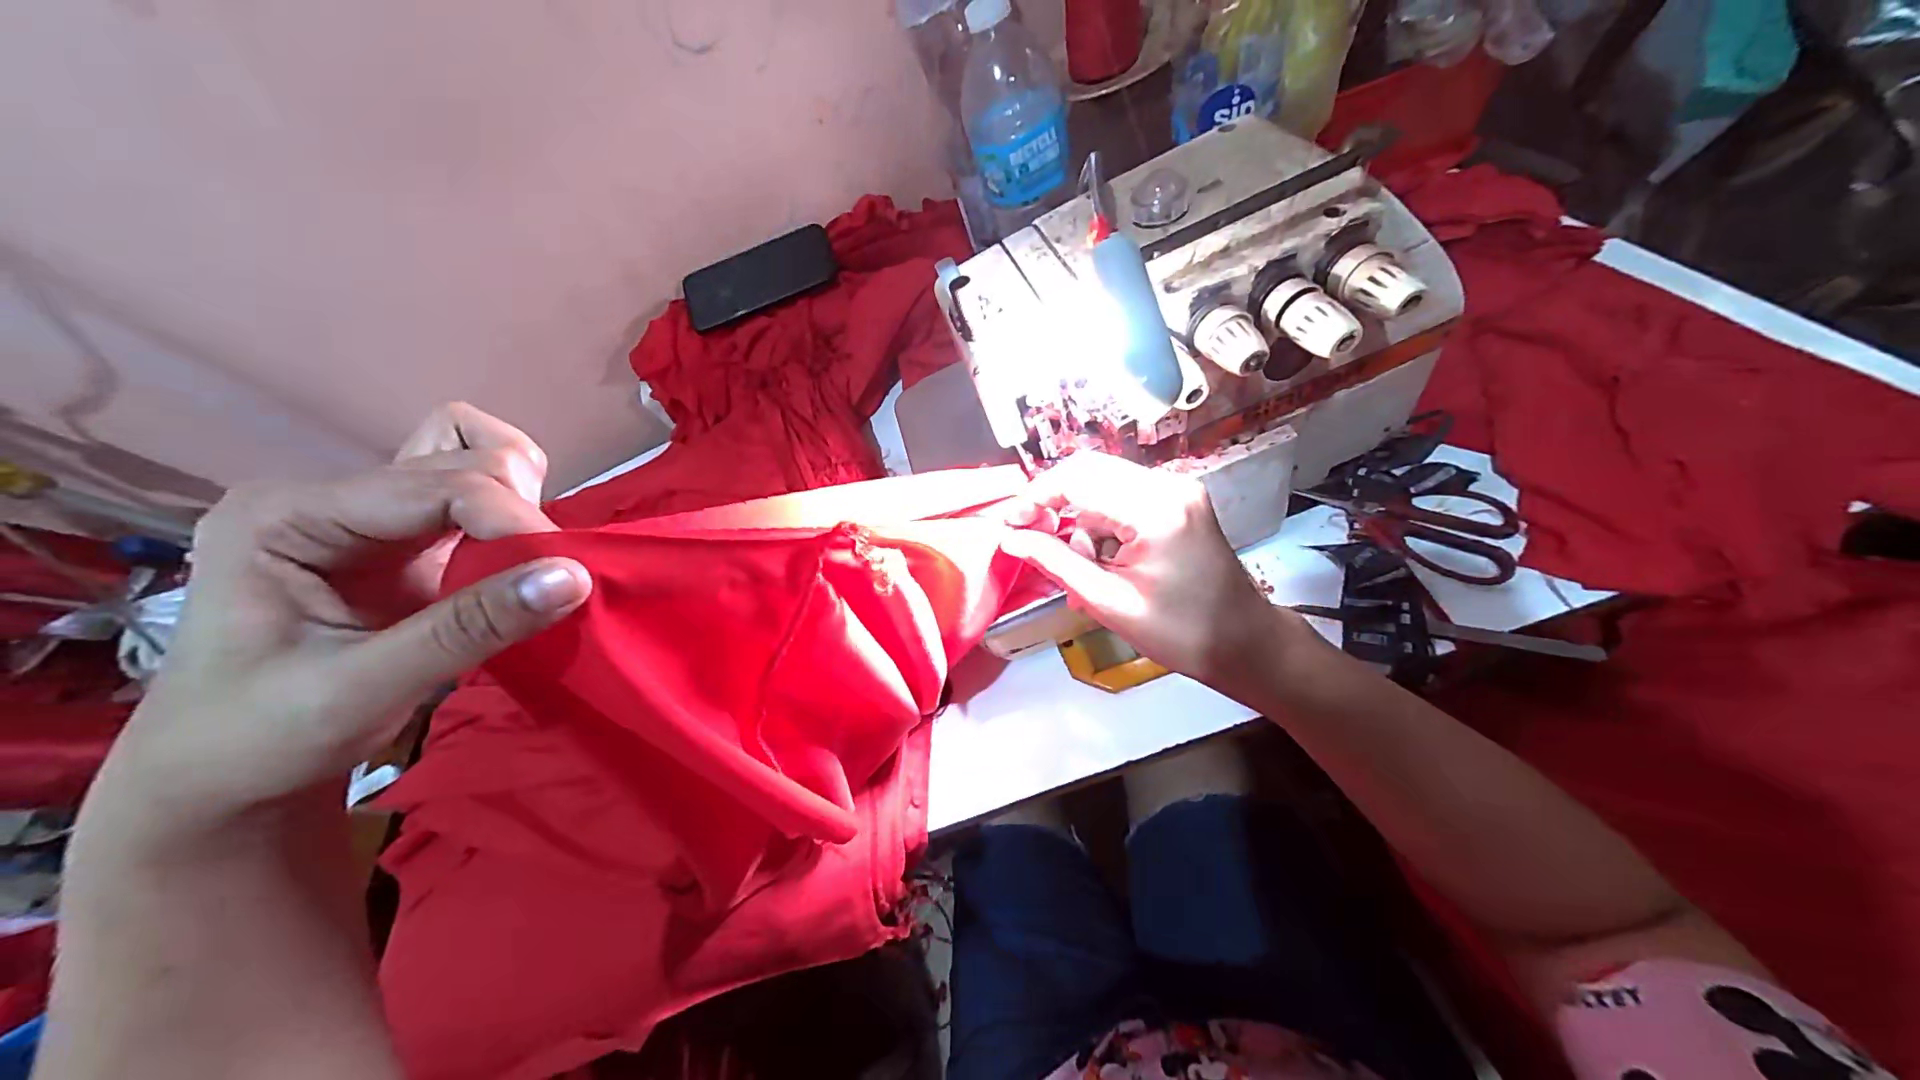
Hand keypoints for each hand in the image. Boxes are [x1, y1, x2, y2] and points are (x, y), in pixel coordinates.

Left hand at [100, 403, 591, 832]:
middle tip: (550, 578)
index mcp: (289, 515)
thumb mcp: (362, 690)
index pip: (436, 486)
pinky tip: (519, 559)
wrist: (222, 778)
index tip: (569, 576)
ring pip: (474, 464)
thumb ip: (470, 628)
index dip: (512, 520)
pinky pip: (475, 498)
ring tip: (533, 562)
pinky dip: (513, 516)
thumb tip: (575, 578)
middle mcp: (330, 498)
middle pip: (462, 462)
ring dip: (520, 503)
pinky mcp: (405, 544)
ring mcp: (370, 517)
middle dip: (520, 513)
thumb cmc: (262, 738)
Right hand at [999, 452, 1316, 693]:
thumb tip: (1010, 539)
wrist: (1243, 642)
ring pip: (1103, 485)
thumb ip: (1054, 562)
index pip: (1077, 481)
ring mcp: (1177, 490)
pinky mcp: (1178, 500)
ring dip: (1081, 521)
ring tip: (1083, 571)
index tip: (1009, 525)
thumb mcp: (1108, 601)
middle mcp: (1168, 486)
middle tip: (1033, 539)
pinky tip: (1105, 562)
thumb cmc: (1180, 632)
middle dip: (1054, 504)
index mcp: (1155, 511)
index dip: (1035, 498)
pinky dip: (1102, 524)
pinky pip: (1123, 498)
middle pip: (1088, 471)